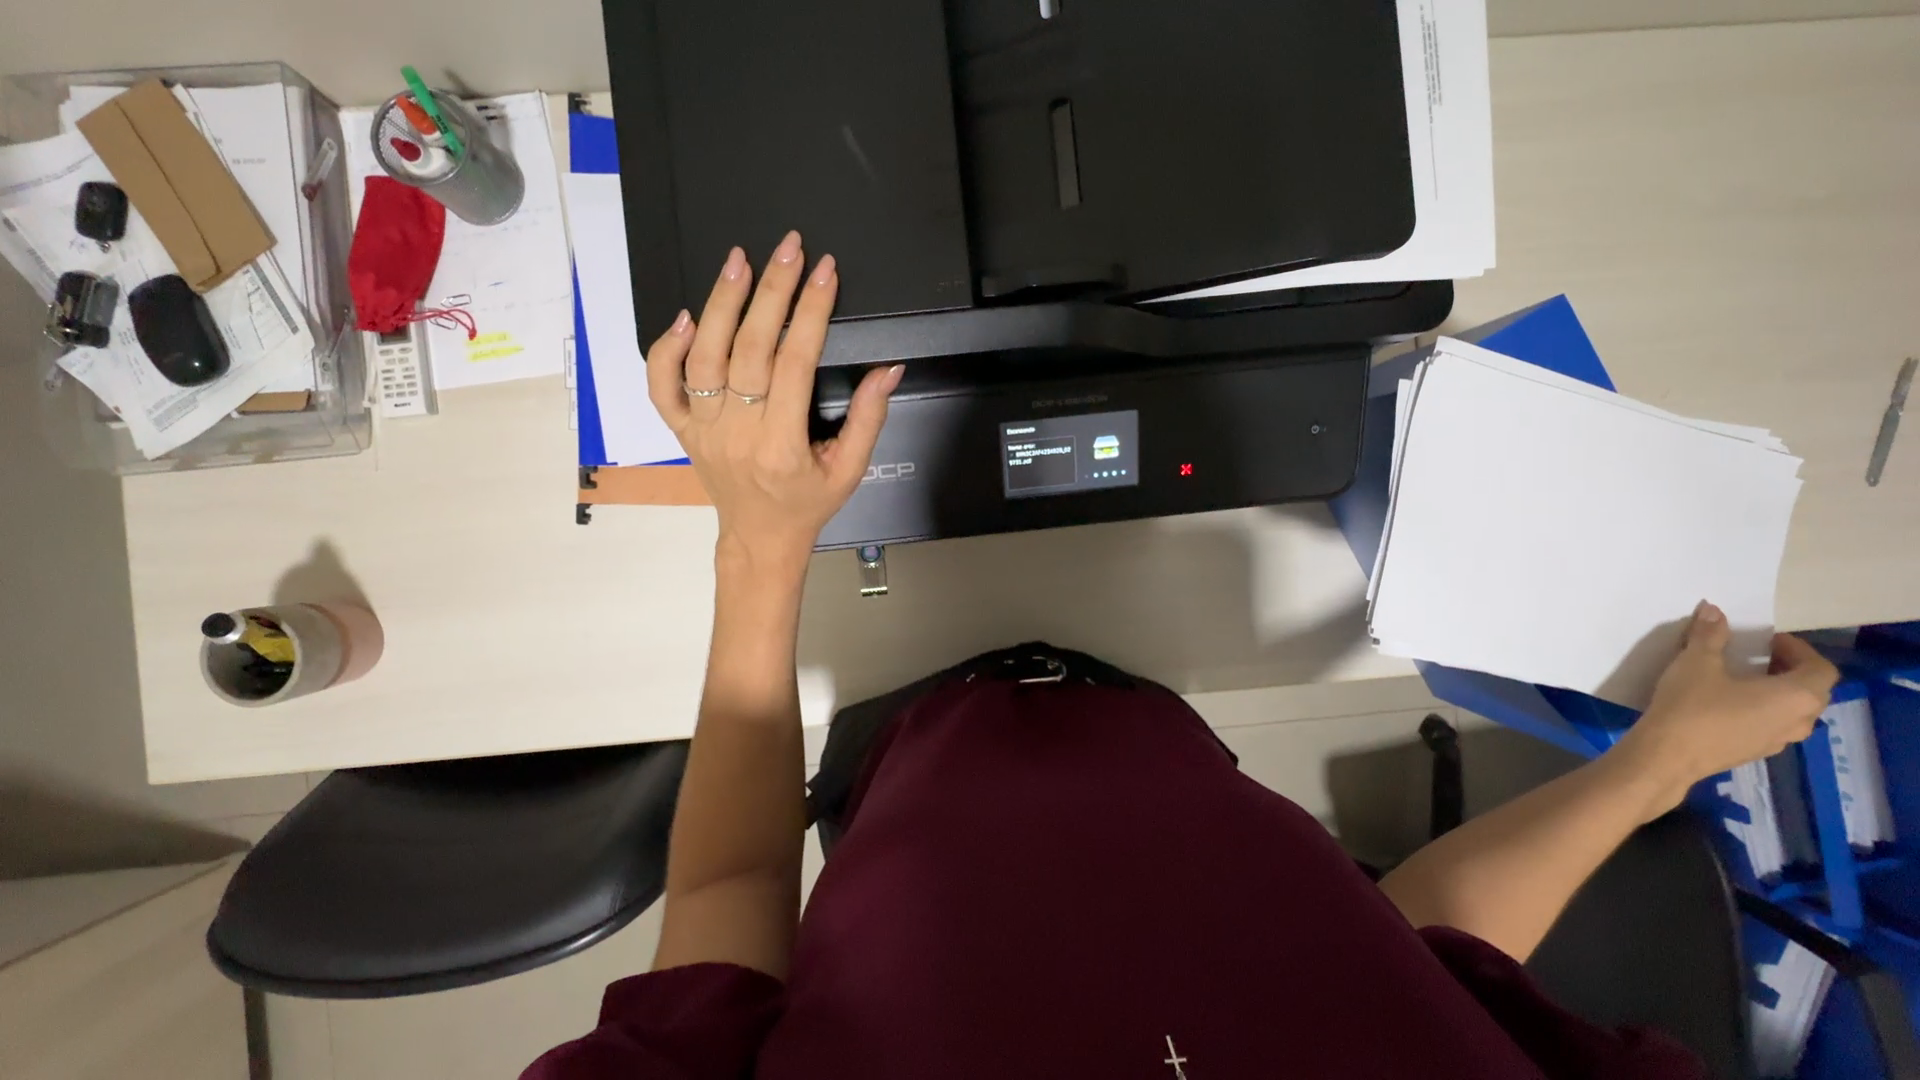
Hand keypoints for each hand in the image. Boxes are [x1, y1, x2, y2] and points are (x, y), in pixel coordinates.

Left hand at [646, 232, 903, 574]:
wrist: (760, 538)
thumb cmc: (807, 504)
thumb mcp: (850, 470)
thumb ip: (869, 418)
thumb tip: (888, 368)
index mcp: (781, 445)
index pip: (794, 363)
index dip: (811, 312)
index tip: (825, 272)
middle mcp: (736, 433)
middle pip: (749, 349)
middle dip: (771, 292)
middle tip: (787, 249)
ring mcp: (703, 430)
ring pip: (702, 358)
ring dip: (720, 304)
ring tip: (739, 261)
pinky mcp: (682, 430)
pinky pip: (662, 386)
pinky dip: (665, 349)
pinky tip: (685, 315)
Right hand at [1611, 601, 1839, 818]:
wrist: (1667, 754)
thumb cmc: (1691, 705)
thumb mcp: (1696, 663)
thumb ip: (1709, 636)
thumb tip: (1714, 610)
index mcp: (1797, 695)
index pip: (1820, 667)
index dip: (1797, 649)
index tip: (1764, 640)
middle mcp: (1800, 720)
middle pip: (1810, 690)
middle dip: (1786, 669)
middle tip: (1753, 656)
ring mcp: (1780, 740)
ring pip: (1791, 710)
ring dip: (1774, 692)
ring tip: (1740, 681)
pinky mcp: (1756, 752)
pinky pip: (1771, 725)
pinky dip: (1759, 710)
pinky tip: (1724, 705)